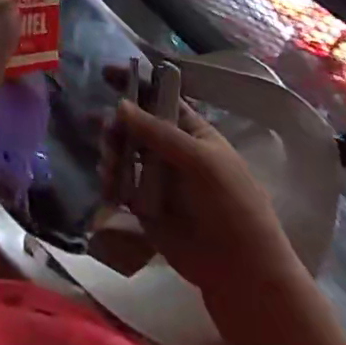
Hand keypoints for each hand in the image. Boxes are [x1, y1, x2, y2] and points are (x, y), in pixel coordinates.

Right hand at [103, 79, 302, 298]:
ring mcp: (154, 176)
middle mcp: (170, 150)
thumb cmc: (232, 208)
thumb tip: (119, 105)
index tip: (106, 73)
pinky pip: (115, 179)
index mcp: (192, 134)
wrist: (239, 271)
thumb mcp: (202, 163)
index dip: (136, 83)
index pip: (160, 98)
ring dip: (110, 152)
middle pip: (132, 123)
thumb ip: (159, 132)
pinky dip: (109, 179)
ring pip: (119, 149)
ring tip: (114, 169)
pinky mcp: (140, 201)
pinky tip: (113, 189)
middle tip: (109, 134)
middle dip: (115, 124)